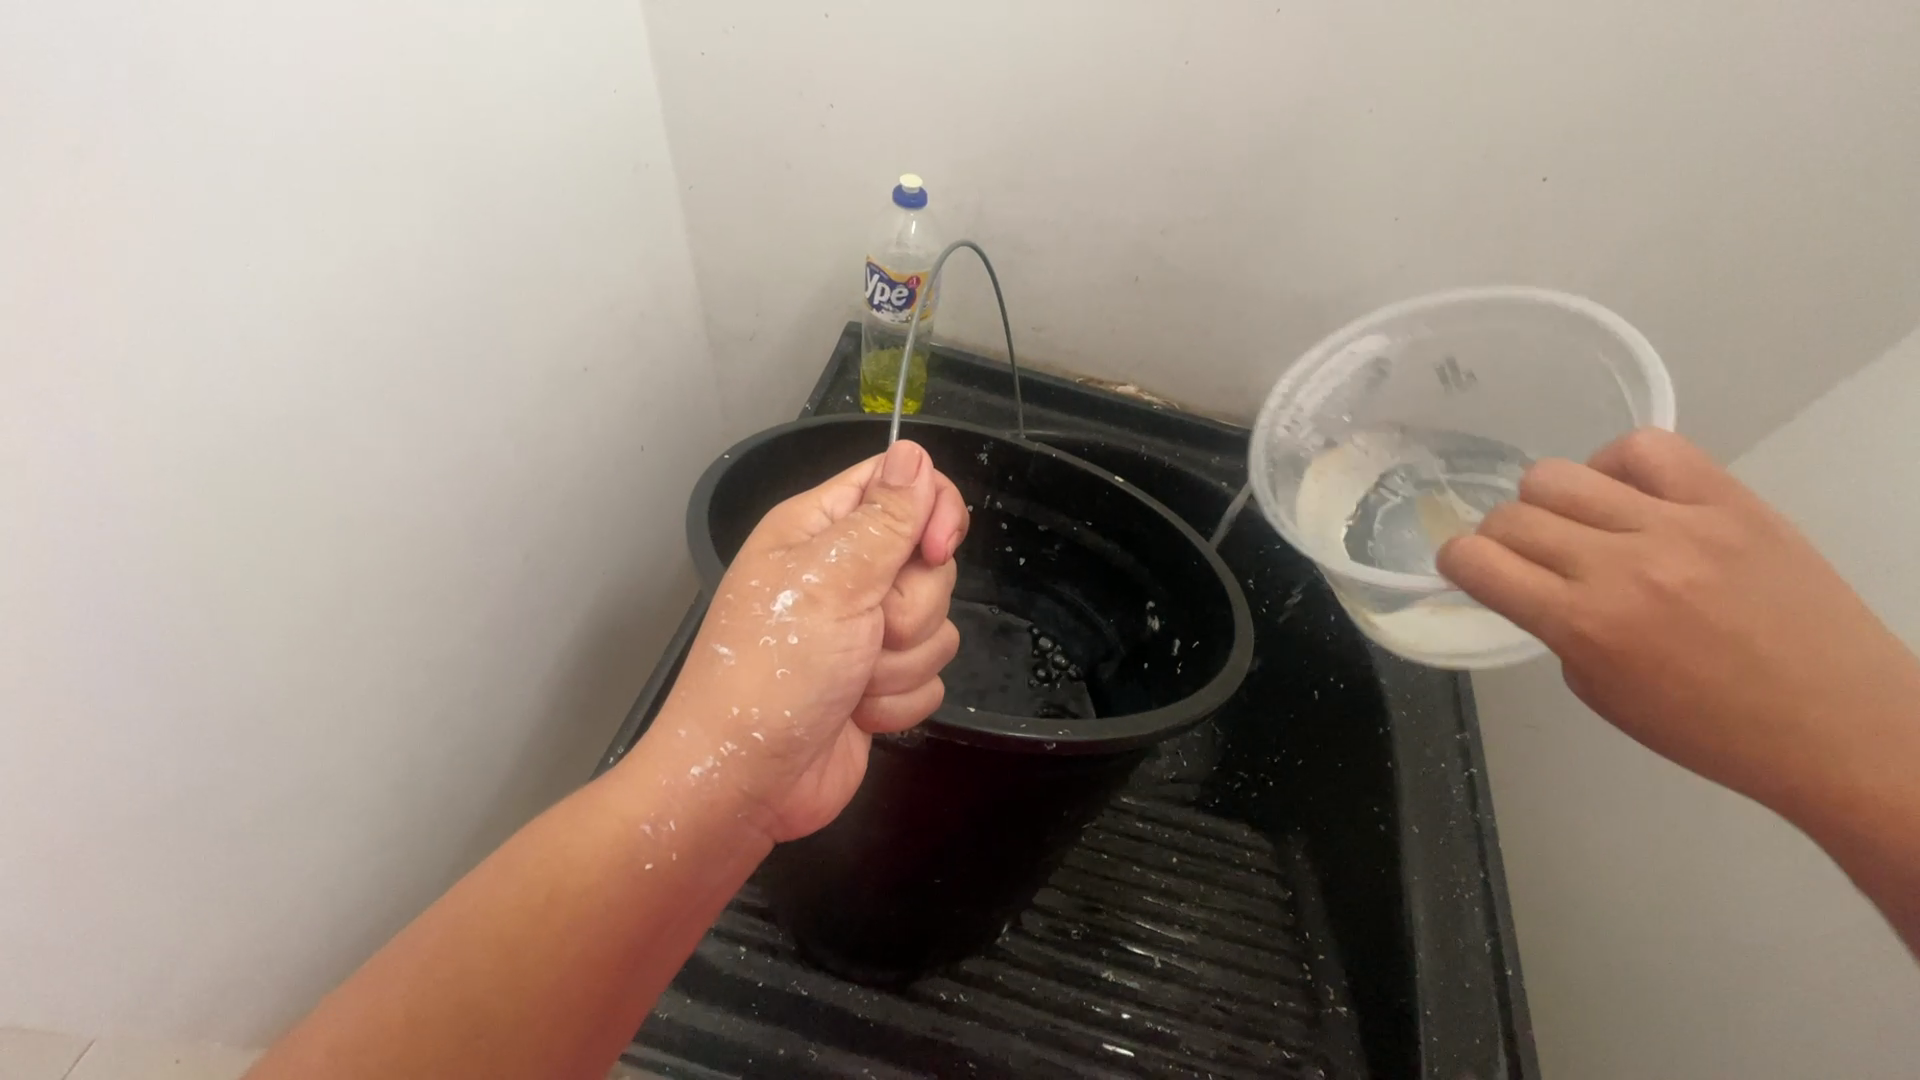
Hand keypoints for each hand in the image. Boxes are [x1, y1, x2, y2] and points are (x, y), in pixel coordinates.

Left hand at [656, 440, 968, 842]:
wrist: (747, 784)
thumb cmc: (773, 673)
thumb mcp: (831, 583)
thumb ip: (884, 518)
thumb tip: (915, 451)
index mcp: (821, 530)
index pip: (901, 484)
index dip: (933, 509)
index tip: (935, 548)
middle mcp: (846, 574)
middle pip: (930, 561)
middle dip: (910, 608)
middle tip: (865, 632)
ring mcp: (865, 631)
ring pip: (938, 624)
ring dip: (900, 662)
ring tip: (852, 681)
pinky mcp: (882, 681)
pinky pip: (931, 675)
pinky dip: (898, 699)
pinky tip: (858, 713)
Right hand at [1437, 428, 1919, 817]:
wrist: (1847, 728)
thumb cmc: (1708, 728)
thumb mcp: (1597, 689)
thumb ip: (1551, 626)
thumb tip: (1528, 580)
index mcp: (1583, 623)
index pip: (1473, 560)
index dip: (1456, 561)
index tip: (1471, 571)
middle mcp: (1622, 566)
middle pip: (1509, 517)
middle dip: (1499, 539)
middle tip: (1528, 560)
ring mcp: (1679, 527)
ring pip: (1556, 476)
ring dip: (1546, 504)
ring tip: (1578, 527)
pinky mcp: (1732, 503)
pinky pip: (1645, 449)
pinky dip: (1614, 466)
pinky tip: (1625, 498)